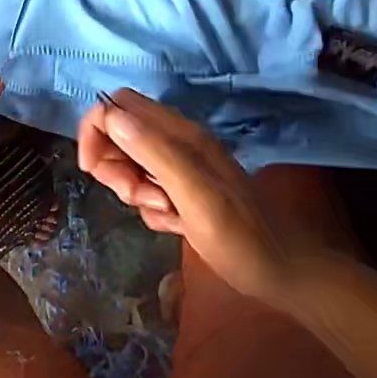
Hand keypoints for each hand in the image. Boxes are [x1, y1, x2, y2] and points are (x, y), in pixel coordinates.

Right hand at [78, 89, 339, 305]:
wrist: (283, 272)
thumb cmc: (241, 237)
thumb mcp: (196, 196)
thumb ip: (155, 152)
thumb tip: (112, 116)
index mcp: (180, 133)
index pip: (118, 106)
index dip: (97, 131)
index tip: (93, 169)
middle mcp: (177, 141)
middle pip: (119, 133)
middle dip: (114, 166)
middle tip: (139, 196)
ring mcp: (180, 165)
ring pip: (129, 162)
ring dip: (132, 189)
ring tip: (165, 212)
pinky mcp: (182, 188)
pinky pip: (145, 188)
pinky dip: (150, 207)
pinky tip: (174, 223)